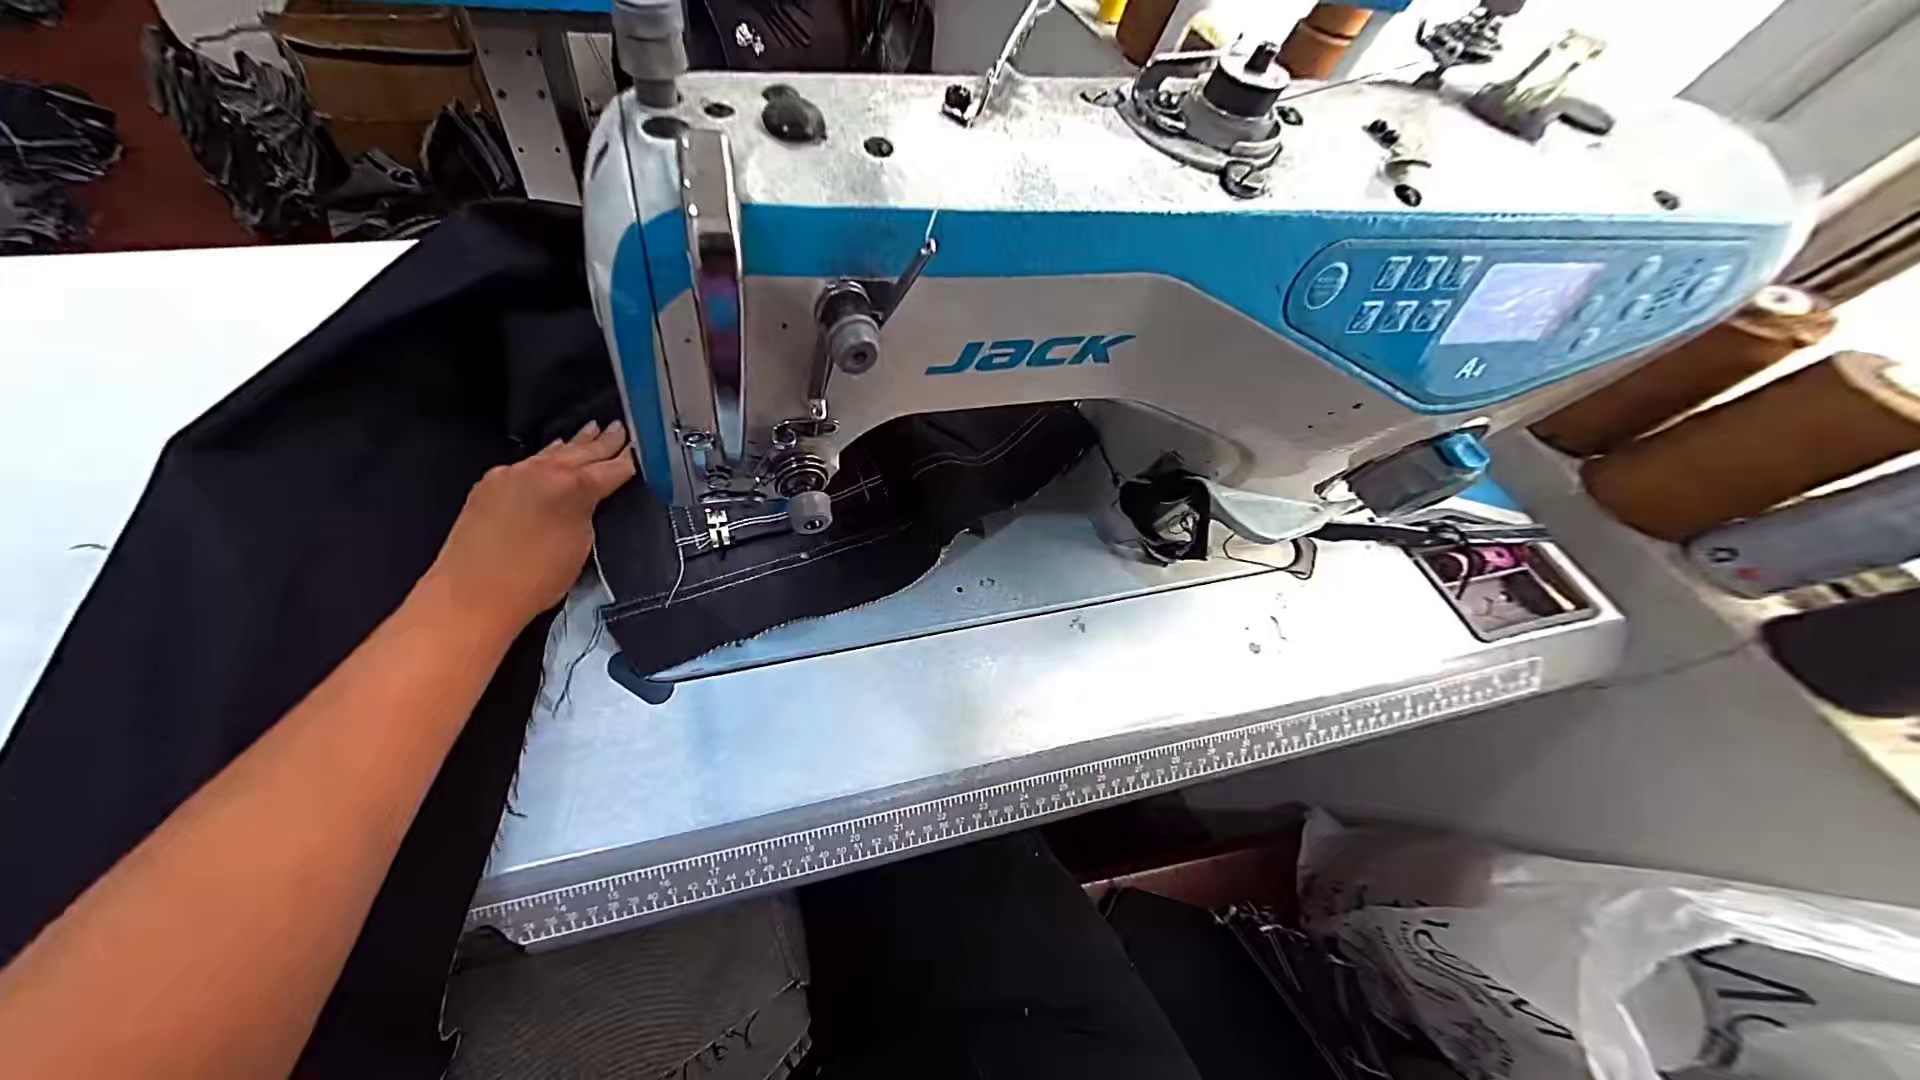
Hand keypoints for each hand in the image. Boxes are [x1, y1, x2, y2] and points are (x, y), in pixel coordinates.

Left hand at [423, 420, 635, 632]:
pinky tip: (555, 451)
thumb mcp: (583, 543)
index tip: (641, 449)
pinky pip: (529, 461)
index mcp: (574, 485)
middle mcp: (543, 471)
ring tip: (594, 429)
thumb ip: (590, 510)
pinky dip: (549, 454)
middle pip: (583, 451)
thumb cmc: (537, 577)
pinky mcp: (491, 484)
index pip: (612, 467)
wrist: (473, 594)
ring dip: (577, 443)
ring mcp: (513, 474)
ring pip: (553, 452)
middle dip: (605, 442)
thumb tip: (593, 497)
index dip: (630, 459)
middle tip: (621, 429)